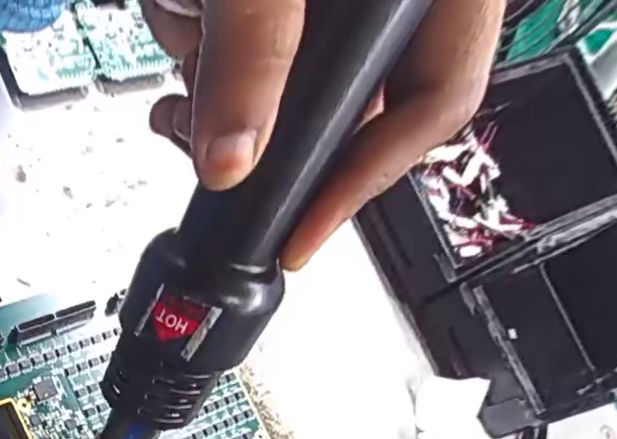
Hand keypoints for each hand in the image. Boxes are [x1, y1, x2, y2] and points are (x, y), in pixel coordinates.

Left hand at [141, 0, 503, 269]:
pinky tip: (182, 15)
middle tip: (195, 127)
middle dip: (254, 122)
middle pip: (340, 107)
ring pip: (278, 86)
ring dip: (212, 81)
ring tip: (185, 19)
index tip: (300, 236)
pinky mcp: (281, 4)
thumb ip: (252, 53)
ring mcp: (332, 2)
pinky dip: (202, 52)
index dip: (362, 182)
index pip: (435, 99)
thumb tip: (229, 161)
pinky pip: (244, 53)